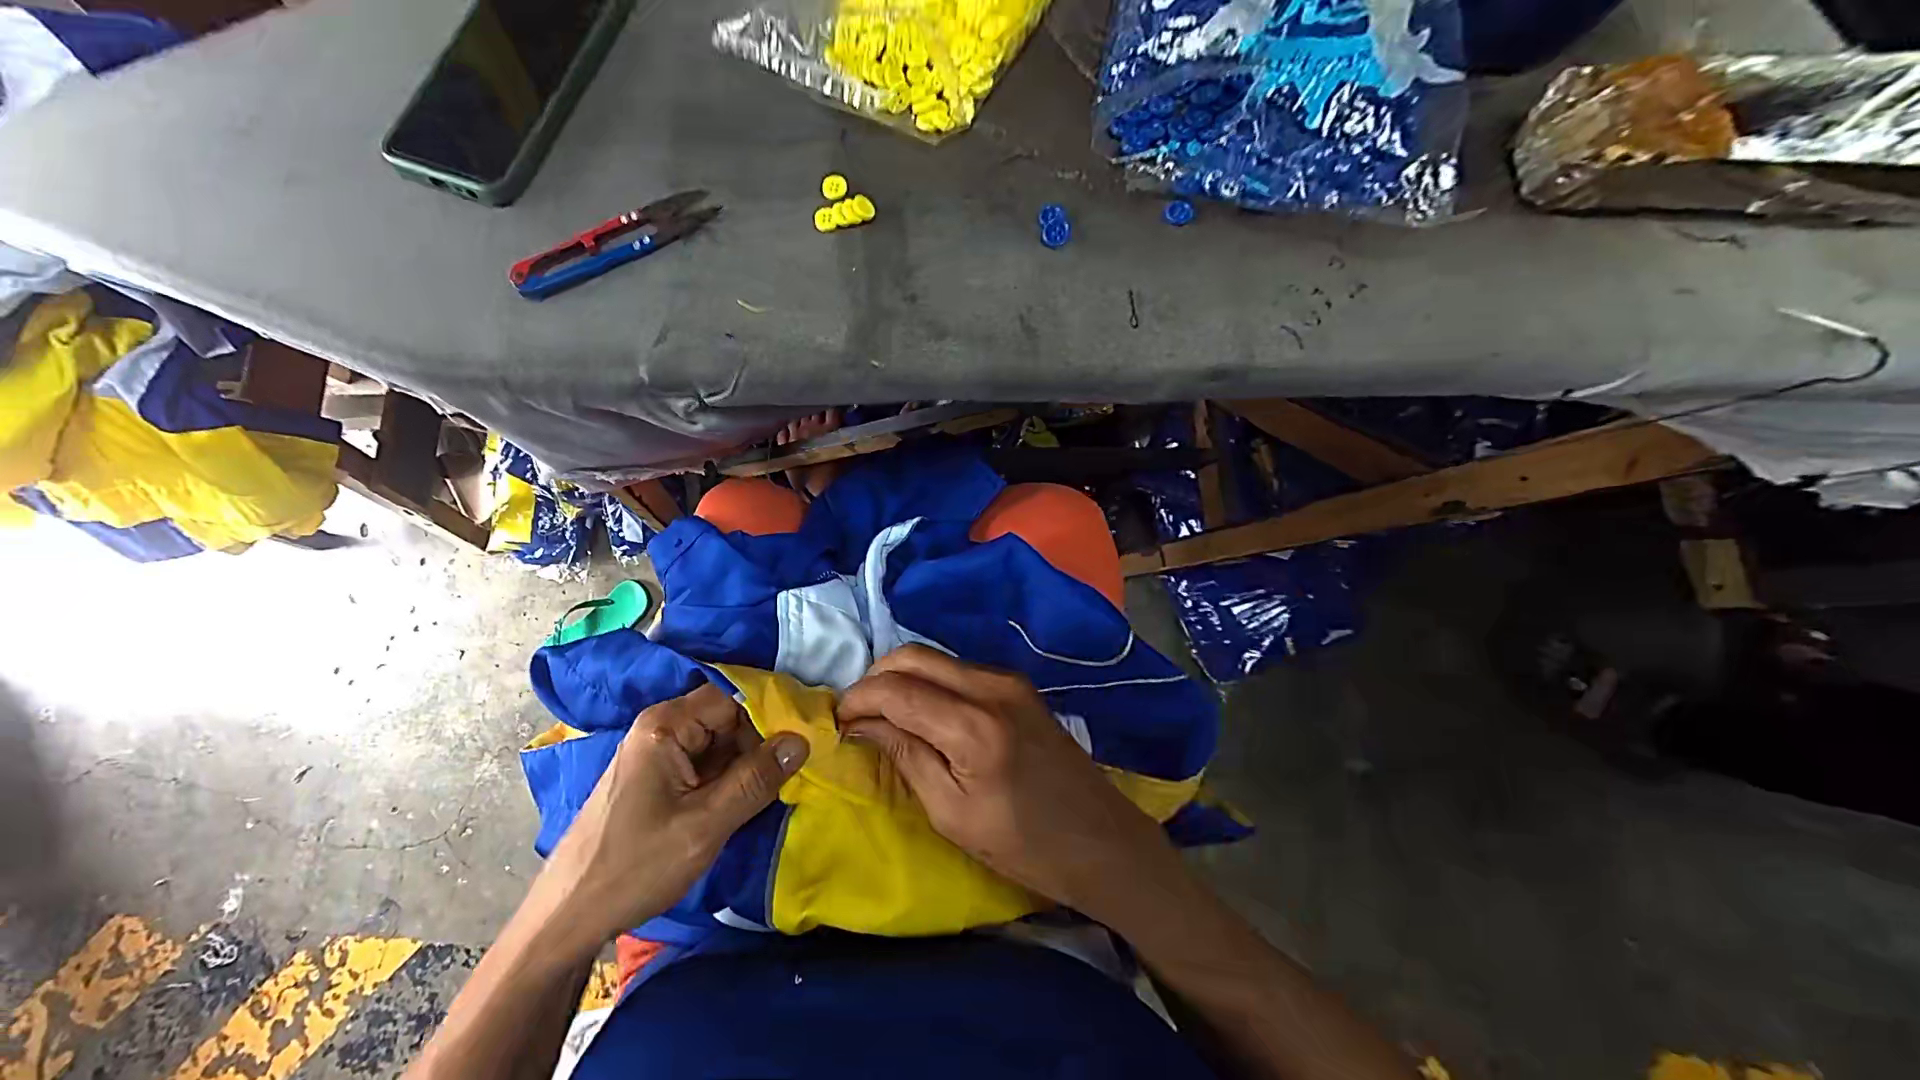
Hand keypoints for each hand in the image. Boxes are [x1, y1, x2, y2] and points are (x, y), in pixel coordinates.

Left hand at [534, 683, 808, 948]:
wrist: (569, 918)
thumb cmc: (634, 867)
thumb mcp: (705, 825)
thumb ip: (756, 780)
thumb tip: (802, 740)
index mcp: (665, 726)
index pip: (733, 698)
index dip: (771, 714)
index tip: (806, 737)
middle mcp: (660, 728)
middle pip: (727, 718)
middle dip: (761, 741)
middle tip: (795, 769)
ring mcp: (657, 753)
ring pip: (720, 742)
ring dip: (748, 763)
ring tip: (778, 786)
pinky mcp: (659, 778)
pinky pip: (706, 763)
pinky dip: (730, 777)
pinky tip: (747, 800)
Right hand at [836, 646, 1173, 914]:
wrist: (1101, 840)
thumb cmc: (1024, 844)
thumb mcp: (952, 813)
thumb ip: (906, 756)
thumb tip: (862, 724)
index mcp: (973, 726)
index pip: (896, 689)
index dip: (857, 700)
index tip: (837, 722)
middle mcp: (991, 687)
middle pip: (913, 656)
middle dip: (875, 678)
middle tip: (857, 715)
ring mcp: (1009, 681)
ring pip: (936, 658)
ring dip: (902, 678)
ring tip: (884, 716)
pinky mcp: (1019, 686)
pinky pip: (959, 669)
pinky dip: (930, 682)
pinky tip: (922, 713)